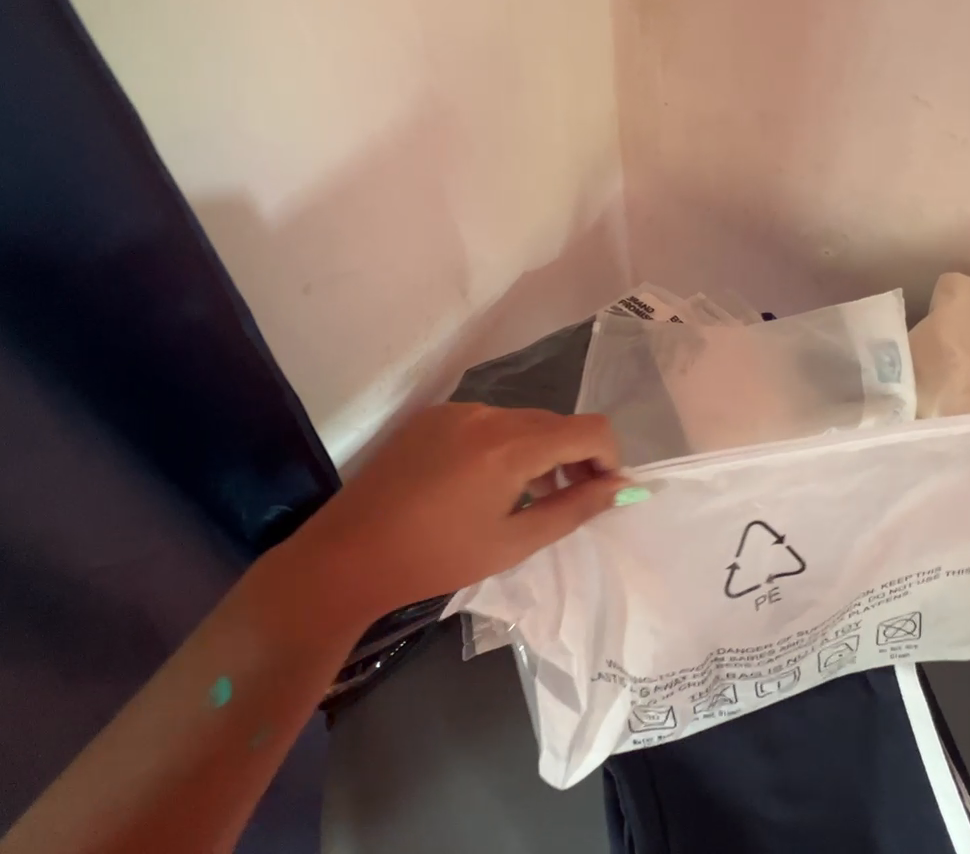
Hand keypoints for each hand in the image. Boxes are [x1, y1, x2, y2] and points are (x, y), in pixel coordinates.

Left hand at [283, 404, 627, 625]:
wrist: (347, 556)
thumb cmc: (436, 558)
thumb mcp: (514, 541)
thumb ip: (575, 508)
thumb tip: (622, 487)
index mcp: (511, 445)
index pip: (590, 429)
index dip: (608, 458)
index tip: (600, 493)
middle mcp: (487, 413)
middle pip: (556, 423)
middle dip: (574, 458)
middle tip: (564, 503)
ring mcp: (455, 411)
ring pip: (522, 422)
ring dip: (537, 453)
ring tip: (520, 499)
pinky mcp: (431, 417)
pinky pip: (487, 422)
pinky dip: (502, 446)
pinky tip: (479, 486)